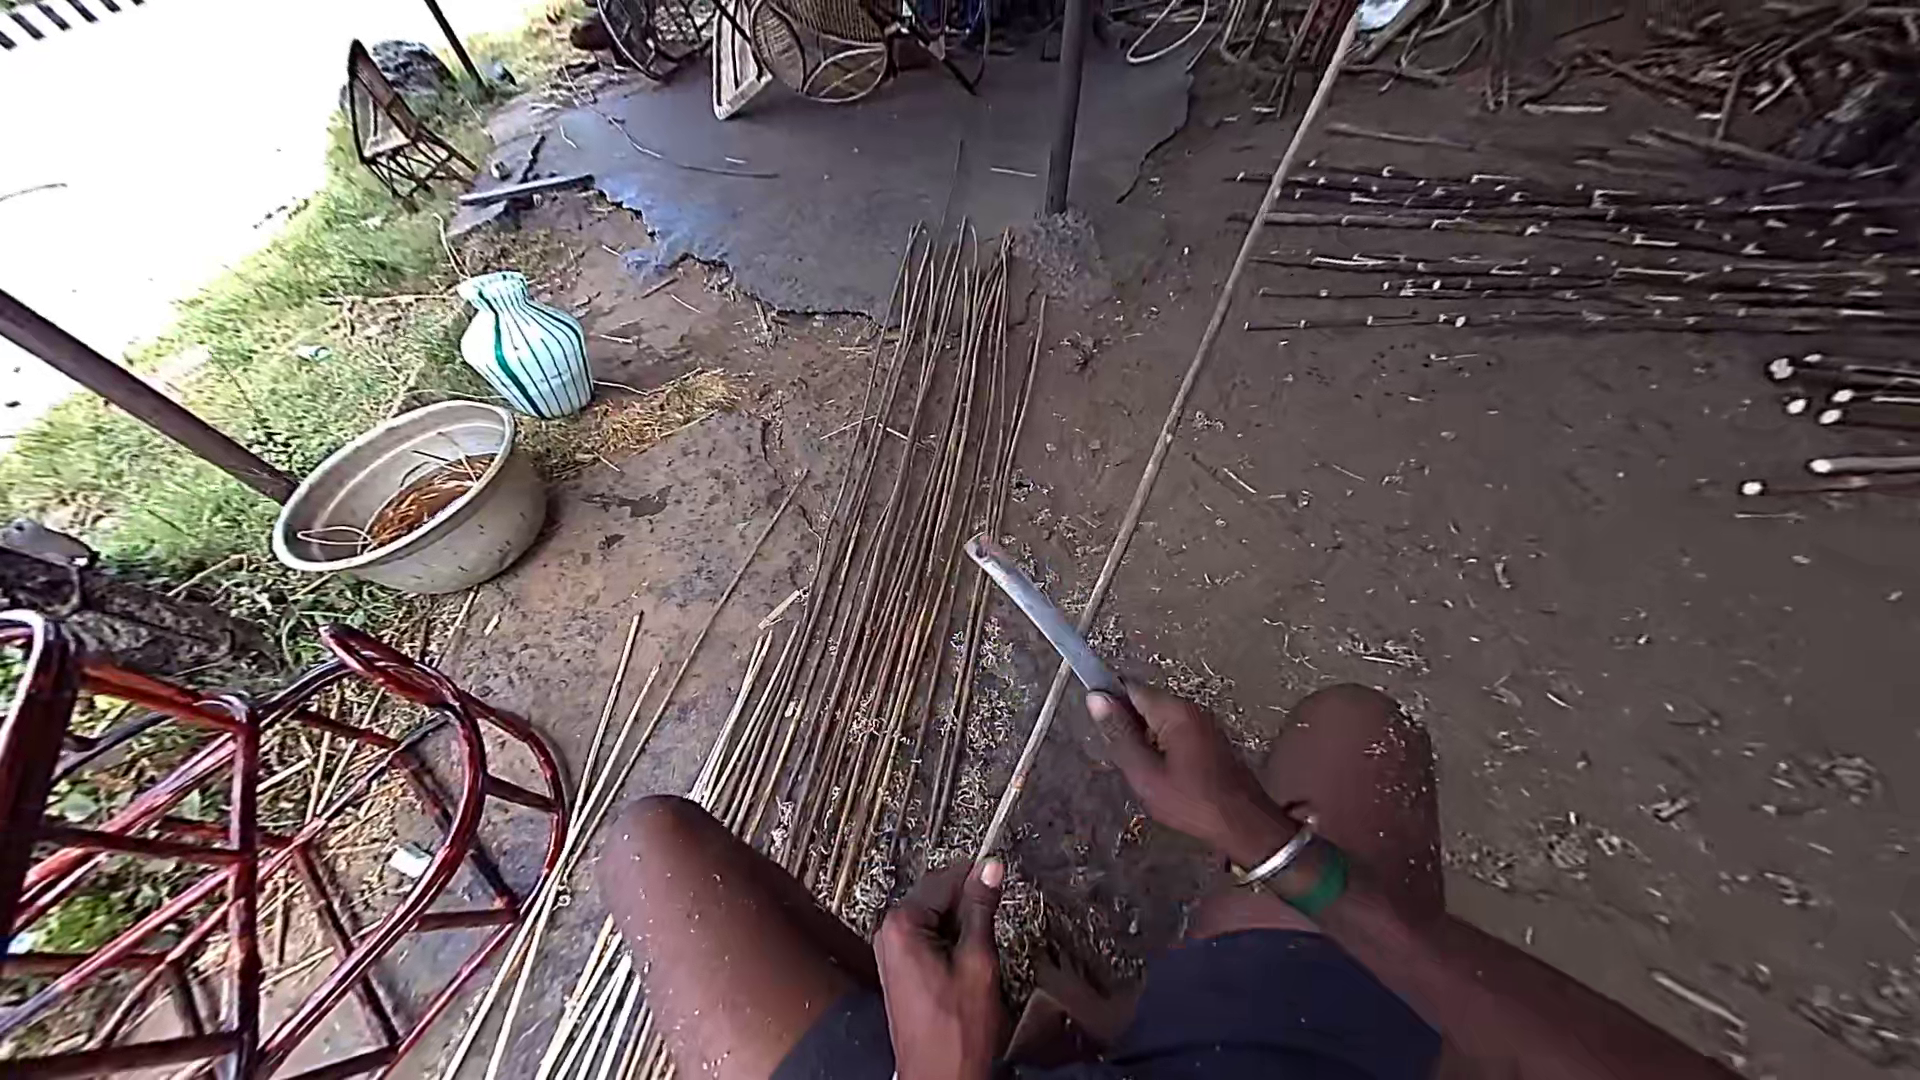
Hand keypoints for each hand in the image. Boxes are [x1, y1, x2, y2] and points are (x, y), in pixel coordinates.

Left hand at [874, 859, 1007, 1079]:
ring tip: (978, 950)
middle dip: (967, 905)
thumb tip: (990, 868)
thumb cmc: (955, 1033)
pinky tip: (965, 961)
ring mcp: (892, 950)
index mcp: (902, 924)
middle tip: (992, 920)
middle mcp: (889, 931)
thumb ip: (981, 908)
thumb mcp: (977, 960)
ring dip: (960, 923)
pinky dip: (950, 939)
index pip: (945, 878)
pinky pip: (928, 934)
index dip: (975, 877)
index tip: (998, 873)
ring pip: (935, 915)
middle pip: (937, 895)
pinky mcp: (900, 966)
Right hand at [1087, 683, 1298, 868]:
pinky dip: (1162, 745)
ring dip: (1145, 737)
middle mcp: (1190, 708)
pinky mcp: (1210, 738)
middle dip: (1128, 725)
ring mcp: (1203, 722)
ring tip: (1144, 771)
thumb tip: (1095, 698)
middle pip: (1145, 702)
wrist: (1247, 828)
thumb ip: (1119, 733)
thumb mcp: (1145, 773)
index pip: (1129, 688)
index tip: (1102, 730)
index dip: (1110, 704)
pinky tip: (1163, 774)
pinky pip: (1175, 730)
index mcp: (1174, 711)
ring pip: (1158, 718)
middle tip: (1125, 759)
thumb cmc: (1192, 802)